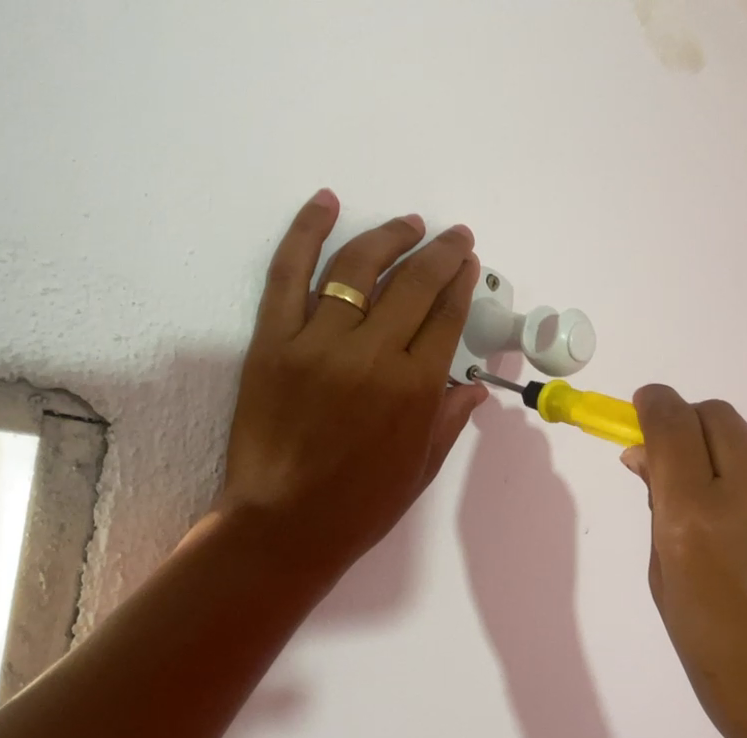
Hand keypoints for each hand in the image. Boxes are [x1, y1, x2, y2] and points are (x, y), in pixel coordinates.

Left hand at [217, 189, 487, 573]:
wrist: (285, 525)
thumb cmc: (361, 505)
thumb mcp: (421, 467)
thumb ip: (449, 420)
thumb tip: (473, 386)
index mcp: (416, 389)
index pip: (447, 318)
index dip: (461, 284)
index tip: (469, 263)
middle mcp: (374, 354)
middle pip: (415, 285)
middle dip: (441, 254)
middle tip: (454, 236)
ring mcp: (319, 342)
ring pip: (359, 269)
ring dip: (390, 237)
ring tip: (409, 223)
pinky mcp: (273, 339)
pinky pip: (289, 273)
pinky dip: (306, 232)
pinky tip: (327, 202)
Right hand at [621, 386, 746, 737]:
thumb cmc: (719, 662)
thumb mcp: (667, 587)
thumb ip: (659, 513)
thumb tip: (648, 460)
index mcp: (694, 519)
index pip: (670, 422)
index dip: (652, 406)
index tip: (644, 410)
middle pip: (717, 415)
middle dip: (690, 425)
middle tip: (682, 463)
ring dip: (731, 466)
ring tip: (735, 529)